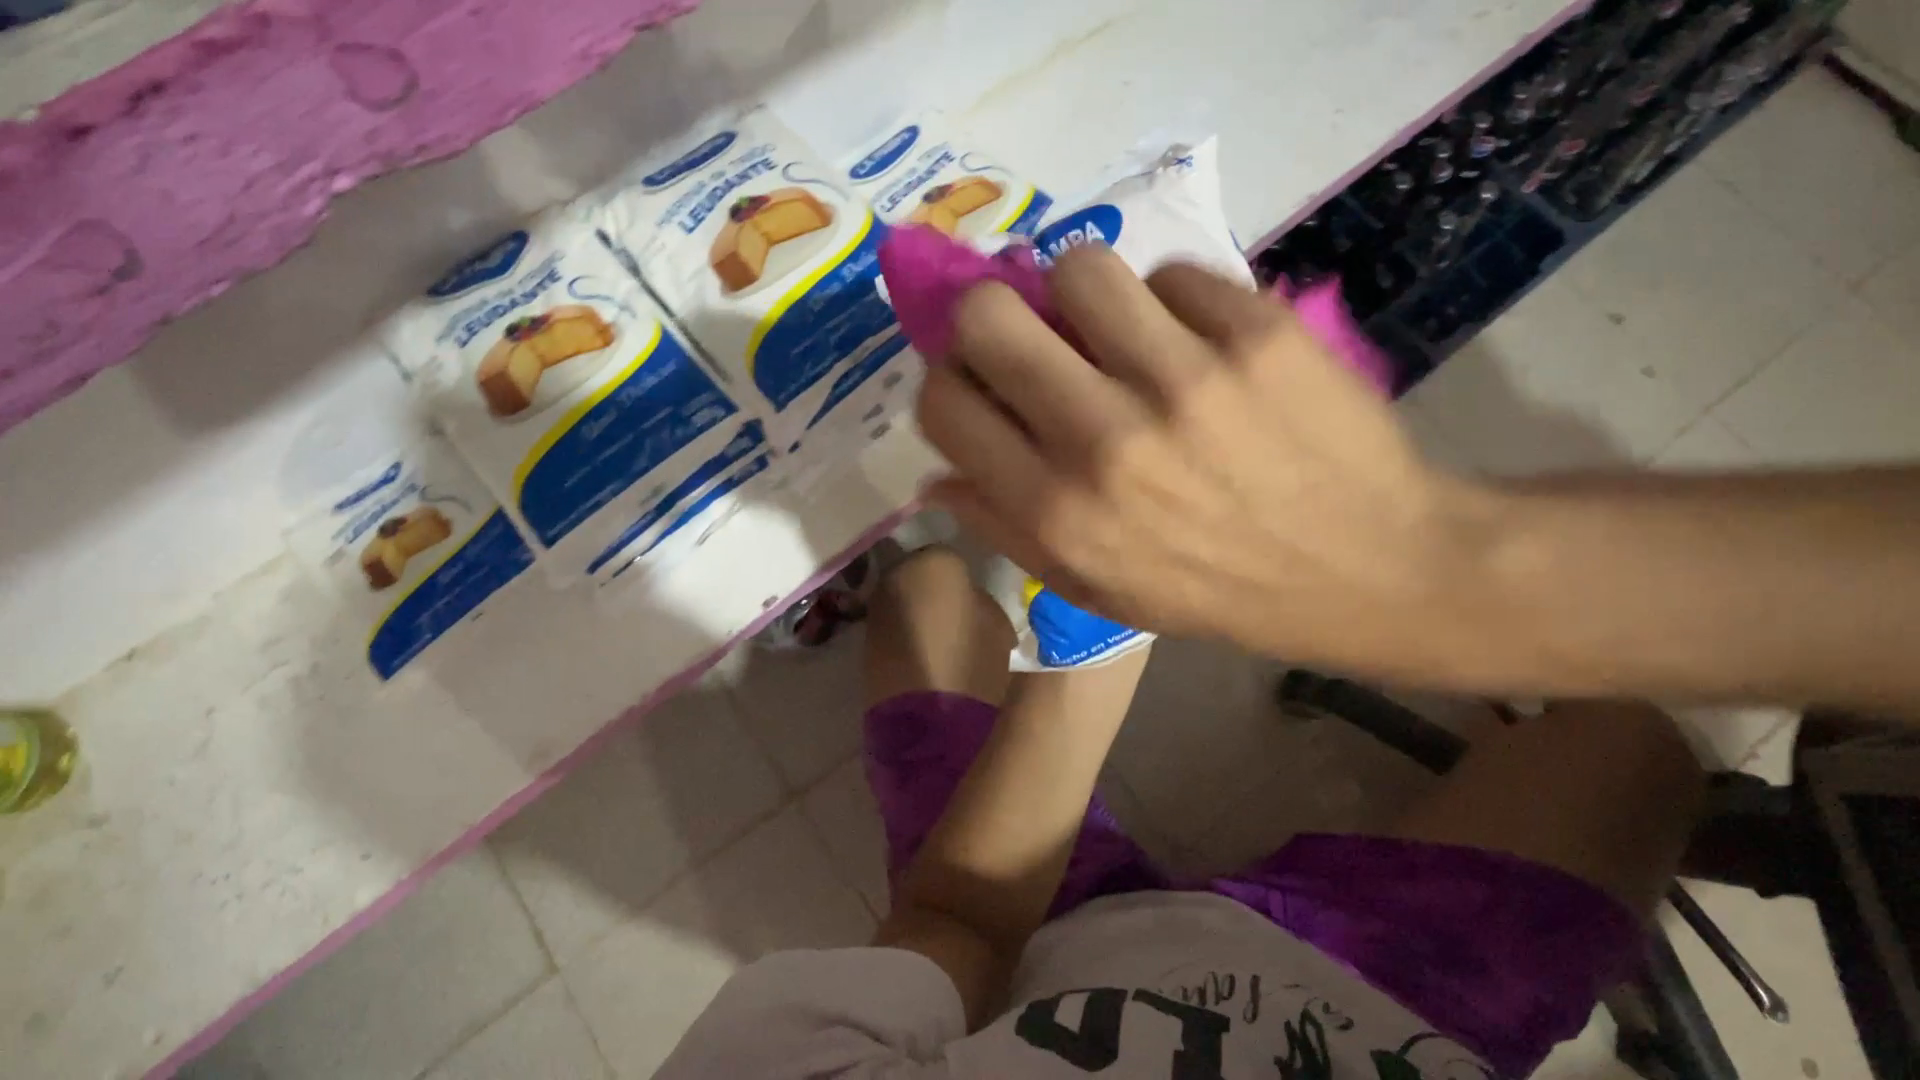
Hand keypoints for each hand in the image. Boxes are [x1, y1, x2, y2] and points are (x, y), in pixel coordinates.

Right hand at [915, 246, 1498, 671]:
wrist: (1366, 565)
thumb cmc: (1216, 588)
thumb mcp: (1097, 590)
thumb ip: (1007, 531)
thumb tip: (936, 475)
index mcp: (1058, 511)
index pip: (943, 403)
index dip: (947, 381)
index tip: (978, 382)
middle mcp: (1105, 438)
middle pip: (987, 314)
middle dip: (990, 316)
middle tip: (1029, 333)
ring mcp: (1184, 376)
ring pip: (1079, 268)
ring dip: (1085, 296)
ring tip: (1117, 329)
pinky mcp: (1256, 331)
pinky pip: (1174, 274)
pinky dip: (1173, 301)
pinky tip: (1198, 341)